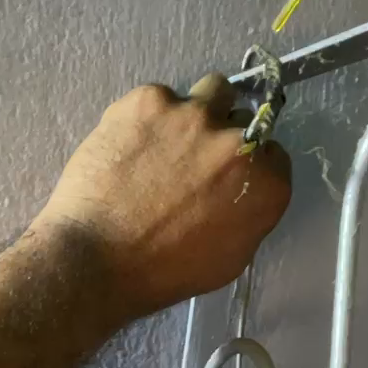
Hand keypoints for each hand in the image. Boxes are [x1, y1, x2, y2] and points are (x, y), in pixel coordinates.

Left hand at [35, 75, 290, 317]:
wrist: (95, 260)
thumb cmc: (162, 274)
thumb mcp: (227, 261)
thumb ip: (247, 216)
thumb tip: (241, 193)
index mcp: (265, 184)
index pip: (272, 155)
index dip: (246, 166)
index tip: (223, 178)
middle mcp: (237, 142)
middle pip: (241, 120)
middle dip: (220, 139)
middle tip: (186, 167)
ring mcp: (192, 115)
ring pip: (209, 93)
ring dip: (193, 115)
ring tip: (159, 148)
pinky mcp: (148, 101)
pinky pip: (156, 100)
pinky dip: (144, 121)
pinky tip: (125, 151)